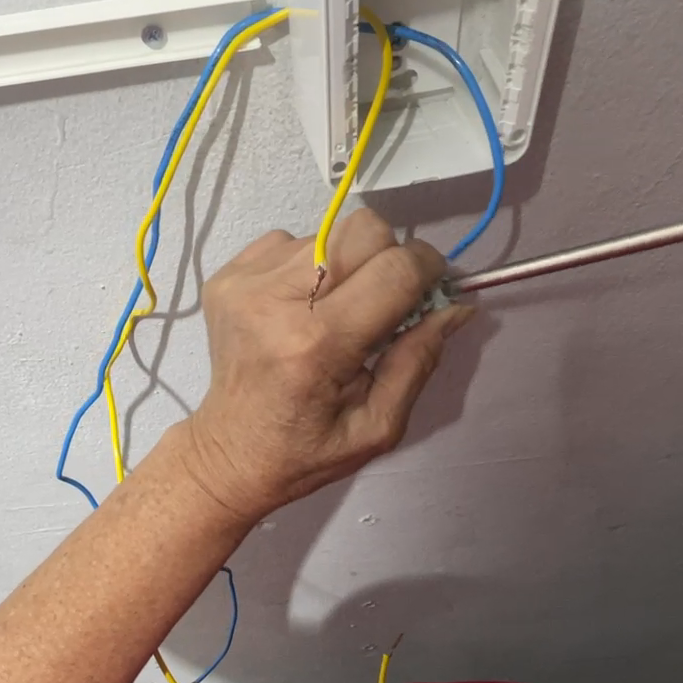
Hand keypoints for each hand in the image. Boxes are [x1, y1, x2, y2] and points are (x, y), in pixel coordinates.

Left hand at [168, 209, 474, 522]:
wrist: (230, 452)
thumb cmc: (306, 451)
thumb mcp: (377, 427)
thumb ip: (419, 361)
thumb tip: (458, 306)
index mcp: (317, 344)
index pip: (396, 269)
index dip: (428, 271)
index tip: (429, 291)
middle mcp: (275, 301)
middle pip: (363, 230)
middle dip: (388, 259)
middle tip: (381, 303)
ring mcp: (243, 283)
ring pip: (328, 232)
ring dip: (346, 264)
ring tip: (331, 312)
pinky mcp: (225, 277)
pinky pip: (289, 242)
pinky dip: (307, 267)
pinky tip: (297, 309)